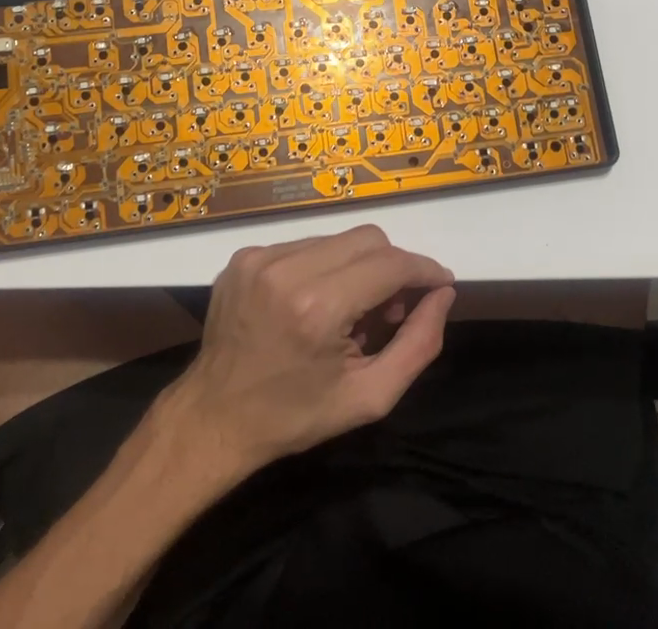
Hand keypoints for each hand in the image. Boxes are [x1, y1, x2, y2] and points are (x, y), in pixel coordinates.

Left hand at [162, 225, 456, 471]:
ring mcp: (258, 258)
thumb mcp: (370, 396)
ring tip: (350, 313)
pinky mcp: (242, 258)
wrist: (214, 418)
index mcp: (317, 307)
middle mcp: (286, 269)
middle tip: (391, 313)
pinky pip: (304, 245)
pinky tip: (316, 305)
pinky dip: (323, 268)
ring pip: (337, 239)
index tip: (441, 285)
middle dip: (393, 269)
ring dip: (357, 267)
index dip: (425, 270)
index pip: (391, 263)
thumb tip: (443, 294)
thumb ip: (419, 343)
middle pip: (368, 239)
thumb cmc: (295, 415)